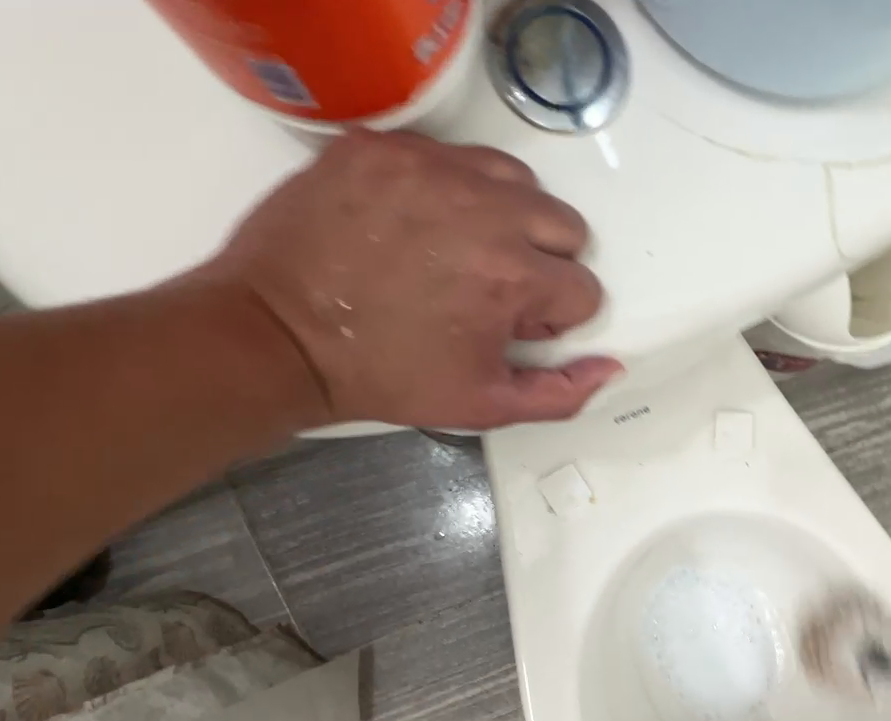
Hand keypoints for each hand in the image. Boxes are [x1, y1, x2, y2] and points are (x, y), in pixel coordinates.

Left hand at [205, 129, 622, 429]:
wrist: (279, 335)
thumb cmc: (387, 376)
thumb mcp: (484, 405)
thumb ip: (561, 393)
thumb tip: (611, 365)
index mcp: (510, 276)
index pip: (583, 287)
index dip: (553, 317)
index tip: (511, 327)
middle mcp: (483, 210)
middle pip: (564, 226)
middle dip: (544, 262)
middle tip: (494, 288)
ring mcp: (430, 169)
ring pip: (517, 180)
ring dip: (508, 216)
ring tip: (463, 249)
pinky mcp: (383, 146)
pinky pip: (453, 155)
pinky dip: (452, 188)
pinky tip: (419, 223)